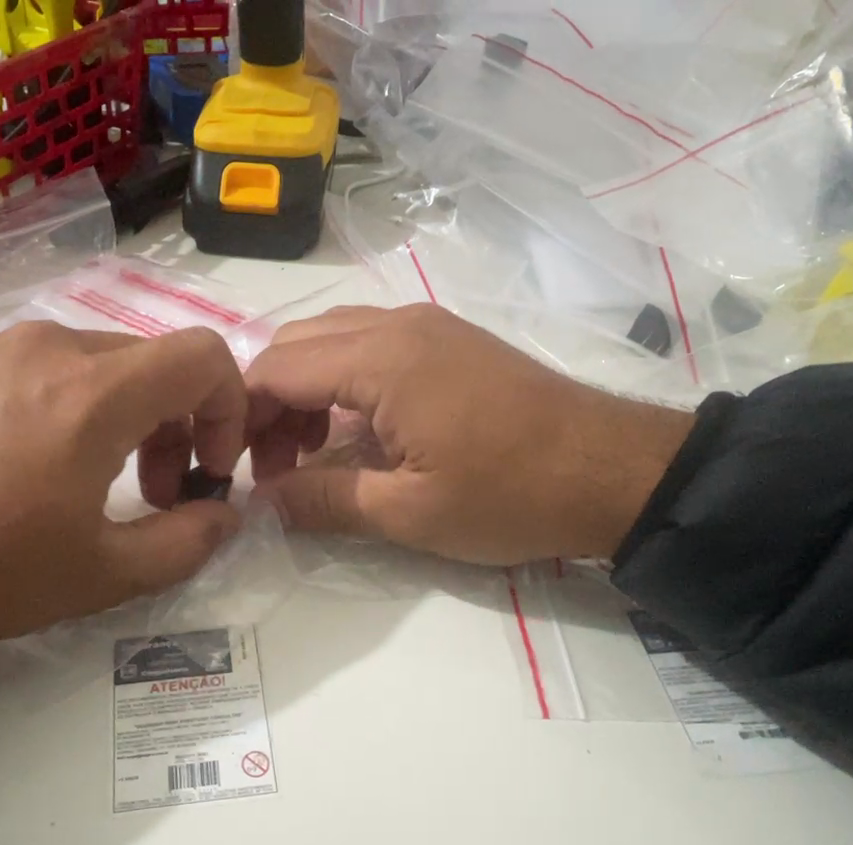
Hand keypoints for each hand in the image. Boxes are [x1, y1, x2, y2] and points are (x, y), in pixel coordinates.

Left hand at [0, 323, 244, 661]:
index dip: (228, 409)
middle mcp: (45, 347)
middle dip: (172, 423)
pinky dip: (51, 402)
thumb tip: (224, 514)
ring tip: (80, 477)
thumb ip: (185, 542)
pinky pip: (25, 364)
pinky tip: (10, 460)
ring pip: (87, 360)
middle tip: (150, 491)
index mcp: (93, 395)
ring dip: (112, 412)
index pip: (203, 357)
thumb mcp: (100, 577)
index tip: (207, 467)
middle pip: (148, 362)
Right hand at [244, 304, 695, 564]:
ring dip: (306, 392)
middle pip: (297, 344)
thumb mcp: (408, 513)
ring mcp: (428, 325)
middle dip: (270, 403)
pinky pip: (371, 345)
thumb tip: (264, 502)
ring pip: (333, 340)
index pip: (275, 369)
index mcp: (380, 358)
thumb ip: (324, 500)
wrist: (613, 471)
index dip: (243, 418)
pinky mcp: (450, 340)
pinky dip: (343, 383)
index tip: (239, 471)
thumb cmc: (509, 495)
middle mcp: (397, 323)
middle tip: (276, 468)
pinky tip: (359, 434)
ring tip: (312, 456)